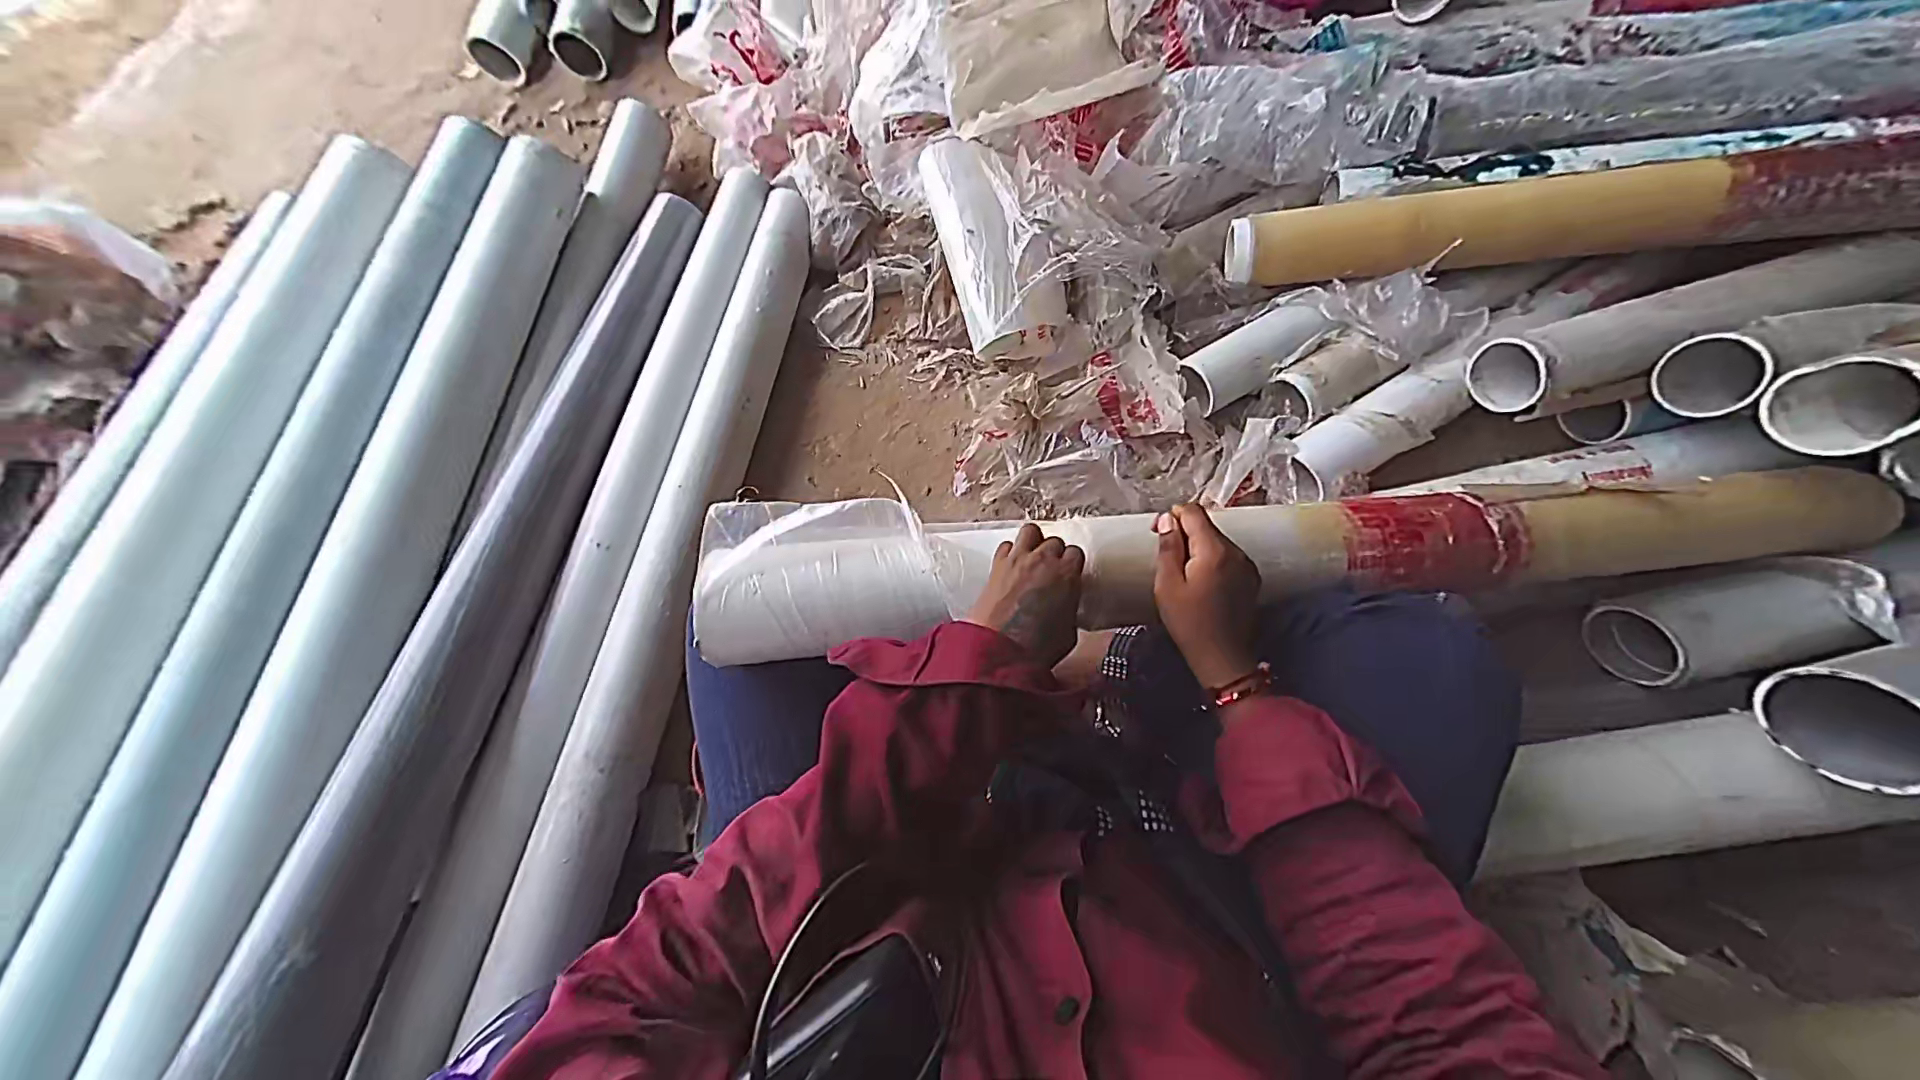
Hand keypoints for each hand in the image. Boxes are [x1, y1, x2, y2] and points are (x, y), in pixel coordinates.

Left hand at [962, 523, 1084, 668]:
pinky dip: (1011, 551)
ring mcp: (1019, 559)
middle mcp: (1044, 560)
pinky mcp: (997, 565)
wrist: (1000, 651)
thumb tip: (1065, 609)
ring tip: (1033, 556)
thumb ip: (1069, 609)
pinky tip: (1012, 565)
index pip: (1076, 553)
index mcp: (1067, 574)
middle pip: (1054, 541)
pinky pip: (1006, 545)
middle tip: (1051, 569)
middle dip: (1054, 553)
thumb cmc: (1035, 647)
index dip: (1072, 564)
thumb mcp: (1069, 632)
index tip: (1069, 573)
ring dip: (1034, 541)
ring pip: (1030, 531)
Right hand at [1152, 504, 1261, 689]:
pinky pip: (1227, 557)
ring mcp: (1247, 565)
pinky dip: (1211, 561)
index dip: (1172, 515)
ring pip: (1217, 541)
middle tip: (1166, 557)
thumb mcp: (1167, 585)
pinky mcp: (1251, 579)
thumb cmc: (1190, 624)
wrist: (1223, 658)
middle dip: (1184, 533)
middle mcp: (1236, 552)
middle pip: (1207, 526)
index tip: (1158, 532)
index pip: (1194, 512)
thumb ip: (1168, 548)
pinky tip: (1201, 582)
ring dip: (1198, 548)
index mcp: (1215, 551)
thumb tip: (1168, 519)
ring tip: (1182, 573)